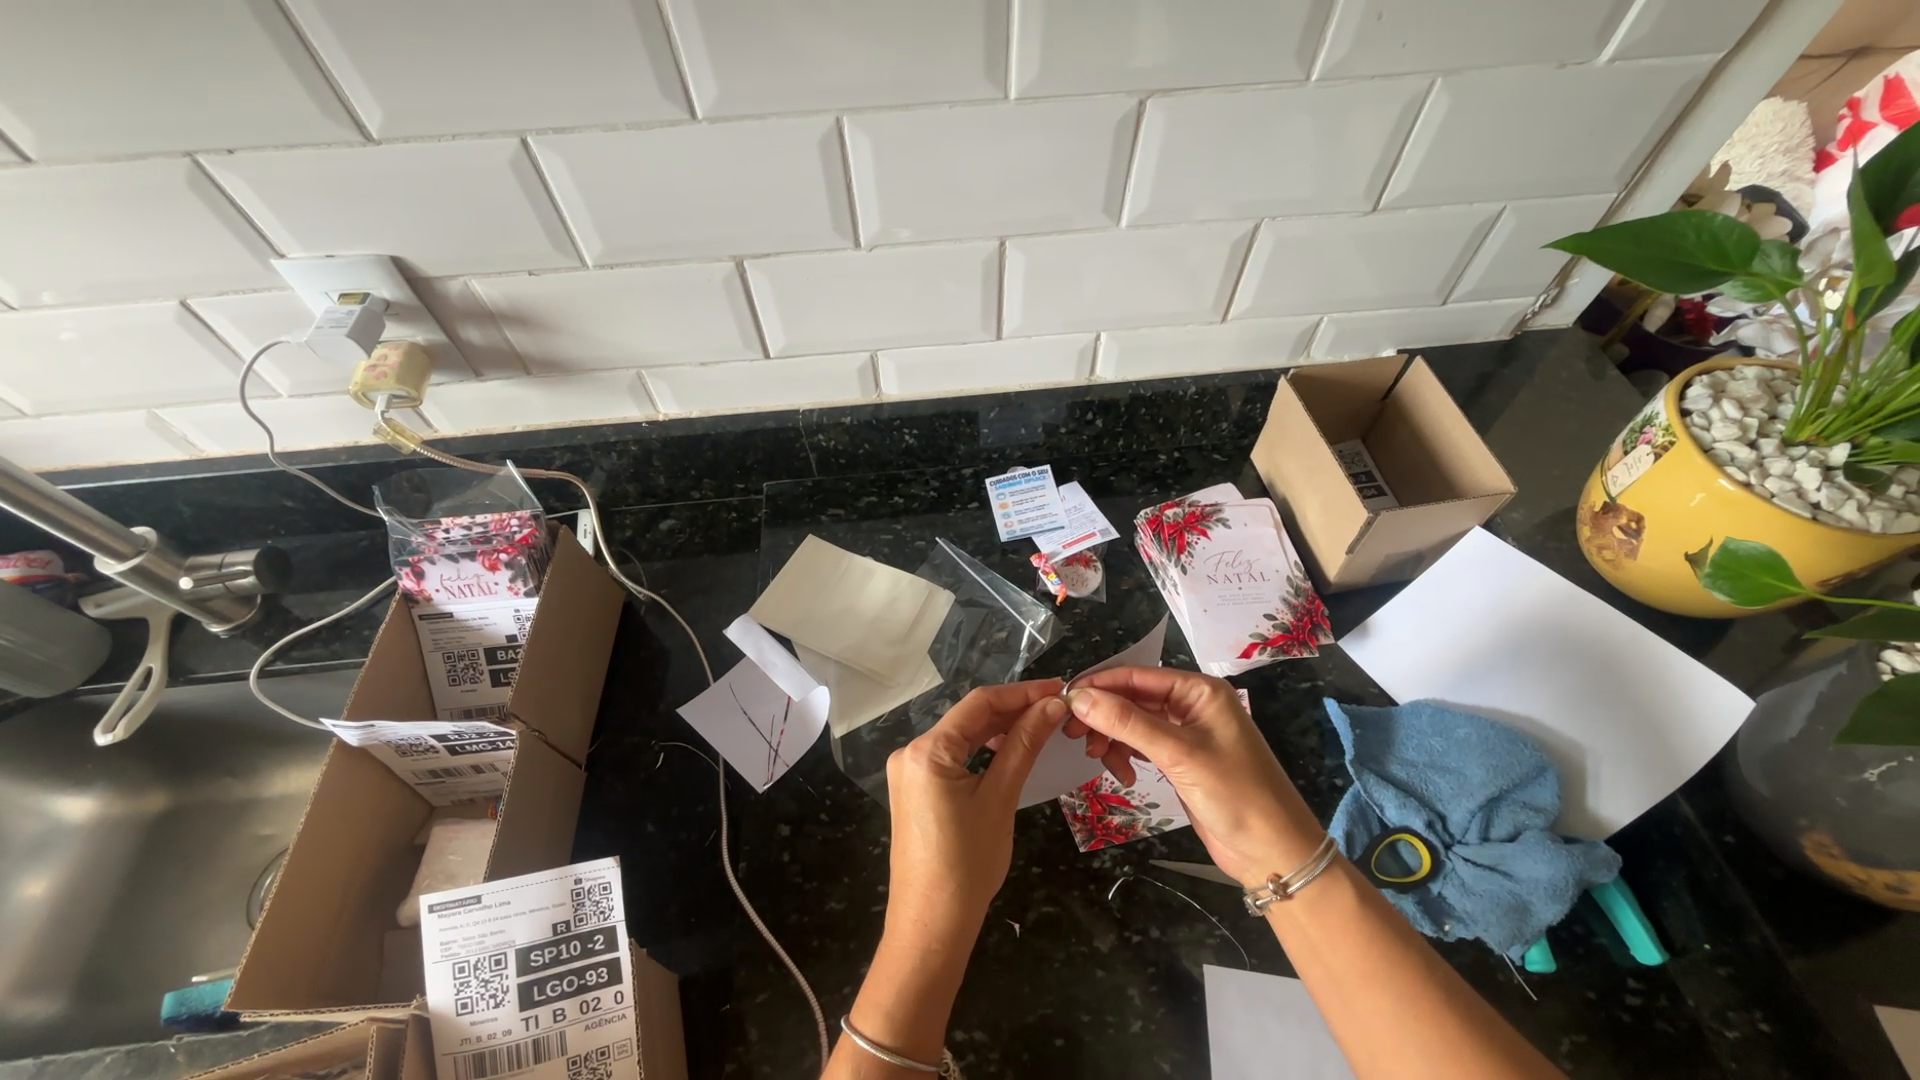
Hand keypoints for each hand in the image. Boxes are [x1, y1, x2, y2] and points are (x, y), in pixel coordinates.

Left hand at [883, 680, 1066, 943]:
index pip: (980, 703)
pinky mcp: (915, 790)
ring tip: (1042, 725)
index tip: (1060, 689)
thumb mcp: (999, 799)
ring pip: (962, 736)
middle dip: (1013, 709)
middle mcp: (911, 752)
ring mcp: (910, 772)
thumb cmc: (967, 864)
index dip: (1022, 692)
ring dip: (1000, 729)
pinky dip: (982, 750)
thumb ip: (1023, 746)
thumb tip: (1052, 706)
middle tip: (1058, 707)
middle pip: (969, 717)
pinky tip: (1010, 750)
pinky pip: (953, 757)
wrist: (931, 925)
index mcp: (926, 750)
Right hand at [1065, 667, 1322, 886]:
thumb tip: (1078, 698)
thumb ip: (1128, 723)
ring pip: (1133, 723)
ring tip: (1099, 760)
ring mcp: (1187, 733)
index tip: (1063, 703)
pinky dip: (1126, 755)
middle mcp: (1192, 705)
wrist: (1274, 853)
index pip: (1136, 676)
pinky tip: (1123, 774)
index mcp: (1199, 690)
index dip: (1098, 687)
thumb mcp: (1179, 755)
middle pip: (1132, 698)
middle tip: (1073, 737)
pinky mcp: (1182, 760)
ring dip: (1112, 738)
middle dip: (1102, 716)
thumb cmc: (1235, 794)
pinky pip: (1142, 746)